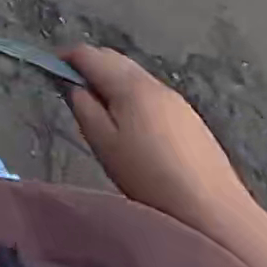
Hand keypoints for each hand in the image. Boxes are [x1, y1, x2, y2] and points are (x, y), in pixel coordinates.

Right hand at [61, 45, 256, 232]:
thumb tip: (75, 86)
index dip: (67, 56)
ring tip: (100, 106)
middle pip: (114, 58)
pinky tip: (132, 123)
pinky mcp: (189, 117)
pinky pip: (150, 91)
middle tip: (72, 86)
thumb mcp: (102, 143)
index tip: (51, 68)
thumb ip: (83, 107)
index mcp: (129, 85)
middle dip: (89, 64)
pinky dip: (131, 93)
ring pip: (133, 74)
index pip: (90, 54)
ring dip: (111, 79)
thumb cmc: (149, 177)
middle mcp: (153, 83)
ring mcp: (175, 99)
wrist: (214, 212)